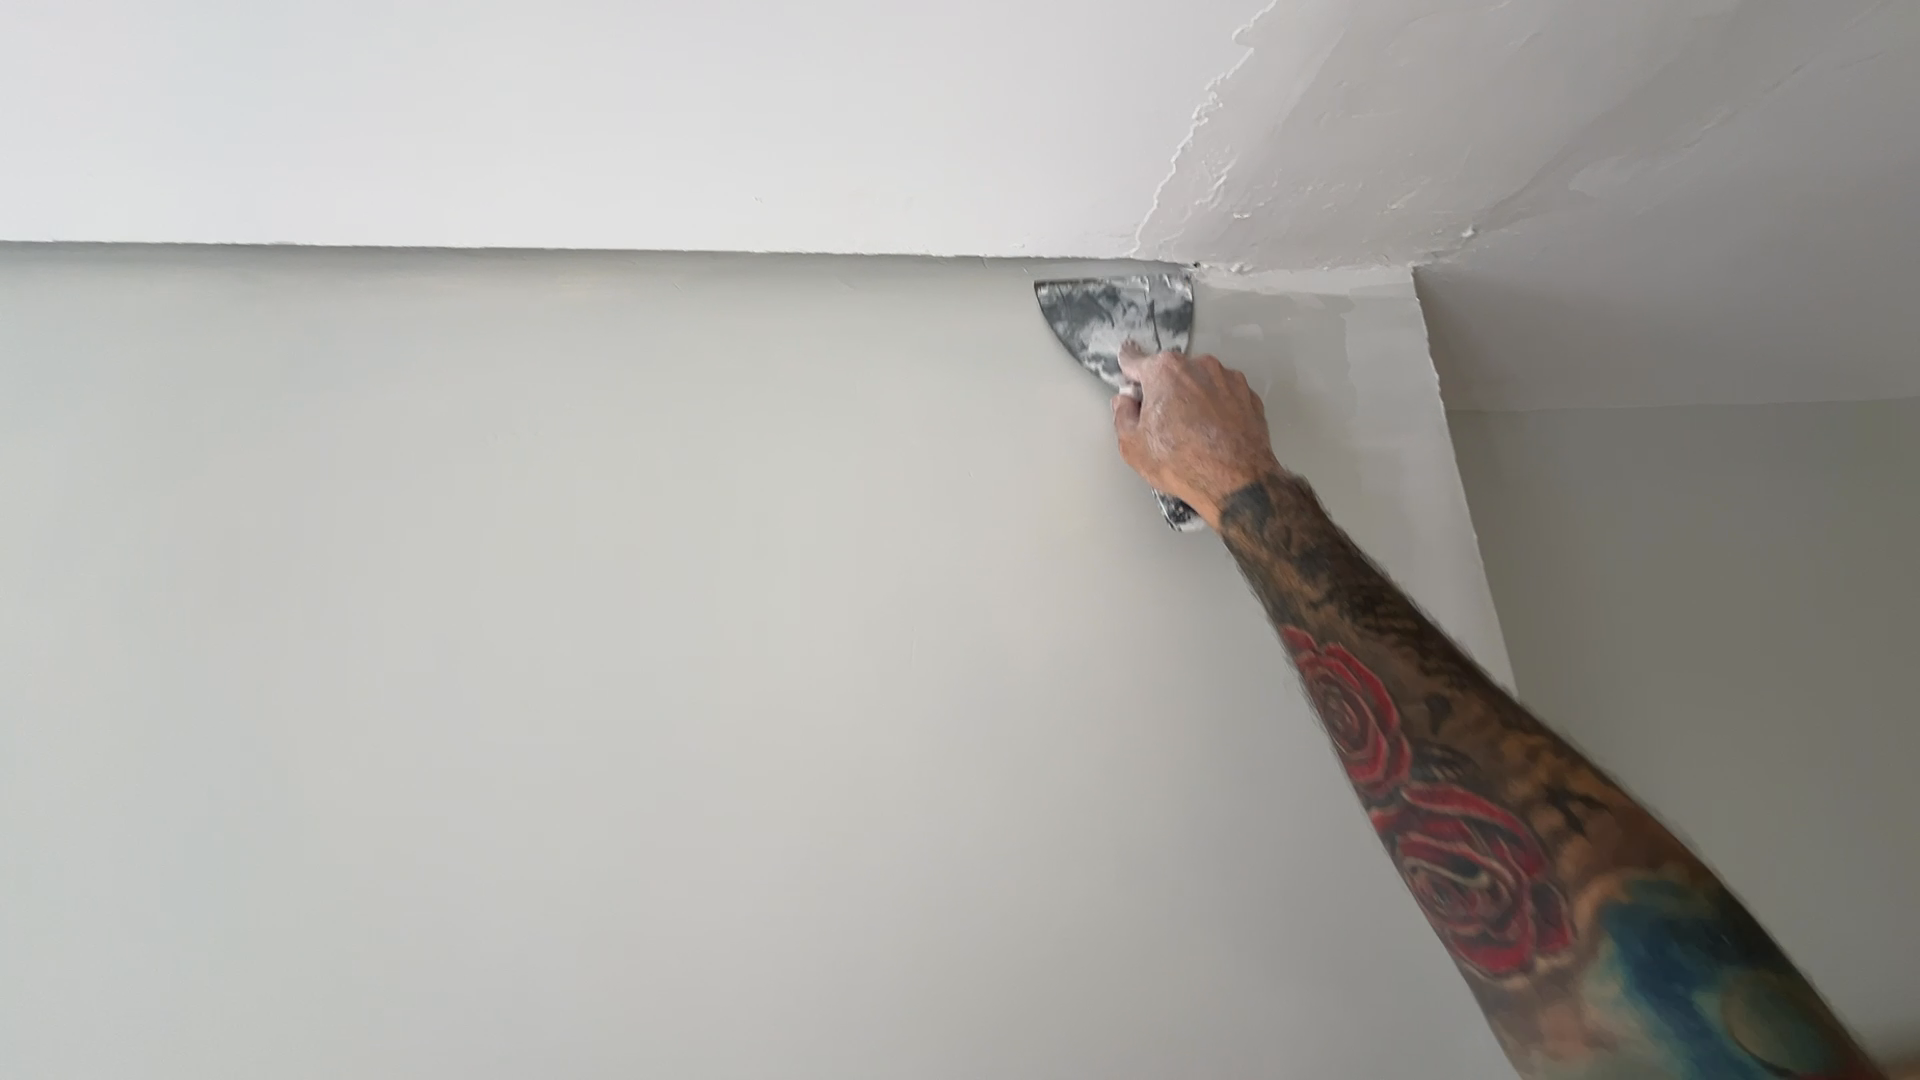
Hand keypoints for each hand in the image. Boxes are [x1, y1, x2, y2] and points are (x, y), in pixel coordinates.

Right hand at [1112, 345, 1283, 526]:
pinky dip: (1214, 408)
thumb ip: (1122, 415)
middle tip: (1159, 421)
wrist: (1235, 482)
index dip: (1127, 365)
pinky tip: (1211, 433)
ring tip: (1190, 432)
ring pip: (1198, 382)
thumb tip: (1125, 402)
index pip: (1135, 360)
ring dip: (1190, 398)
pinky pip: (1222, 396)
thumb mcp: (1132, 445)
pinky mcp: (1248, 395)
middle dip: (1162, 389)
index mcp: (1163, 371)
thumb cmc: (1181, 462)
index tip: (1126, 362)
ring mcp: (1227, 378)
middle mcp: (1198, 365)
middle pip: (1170, 372)